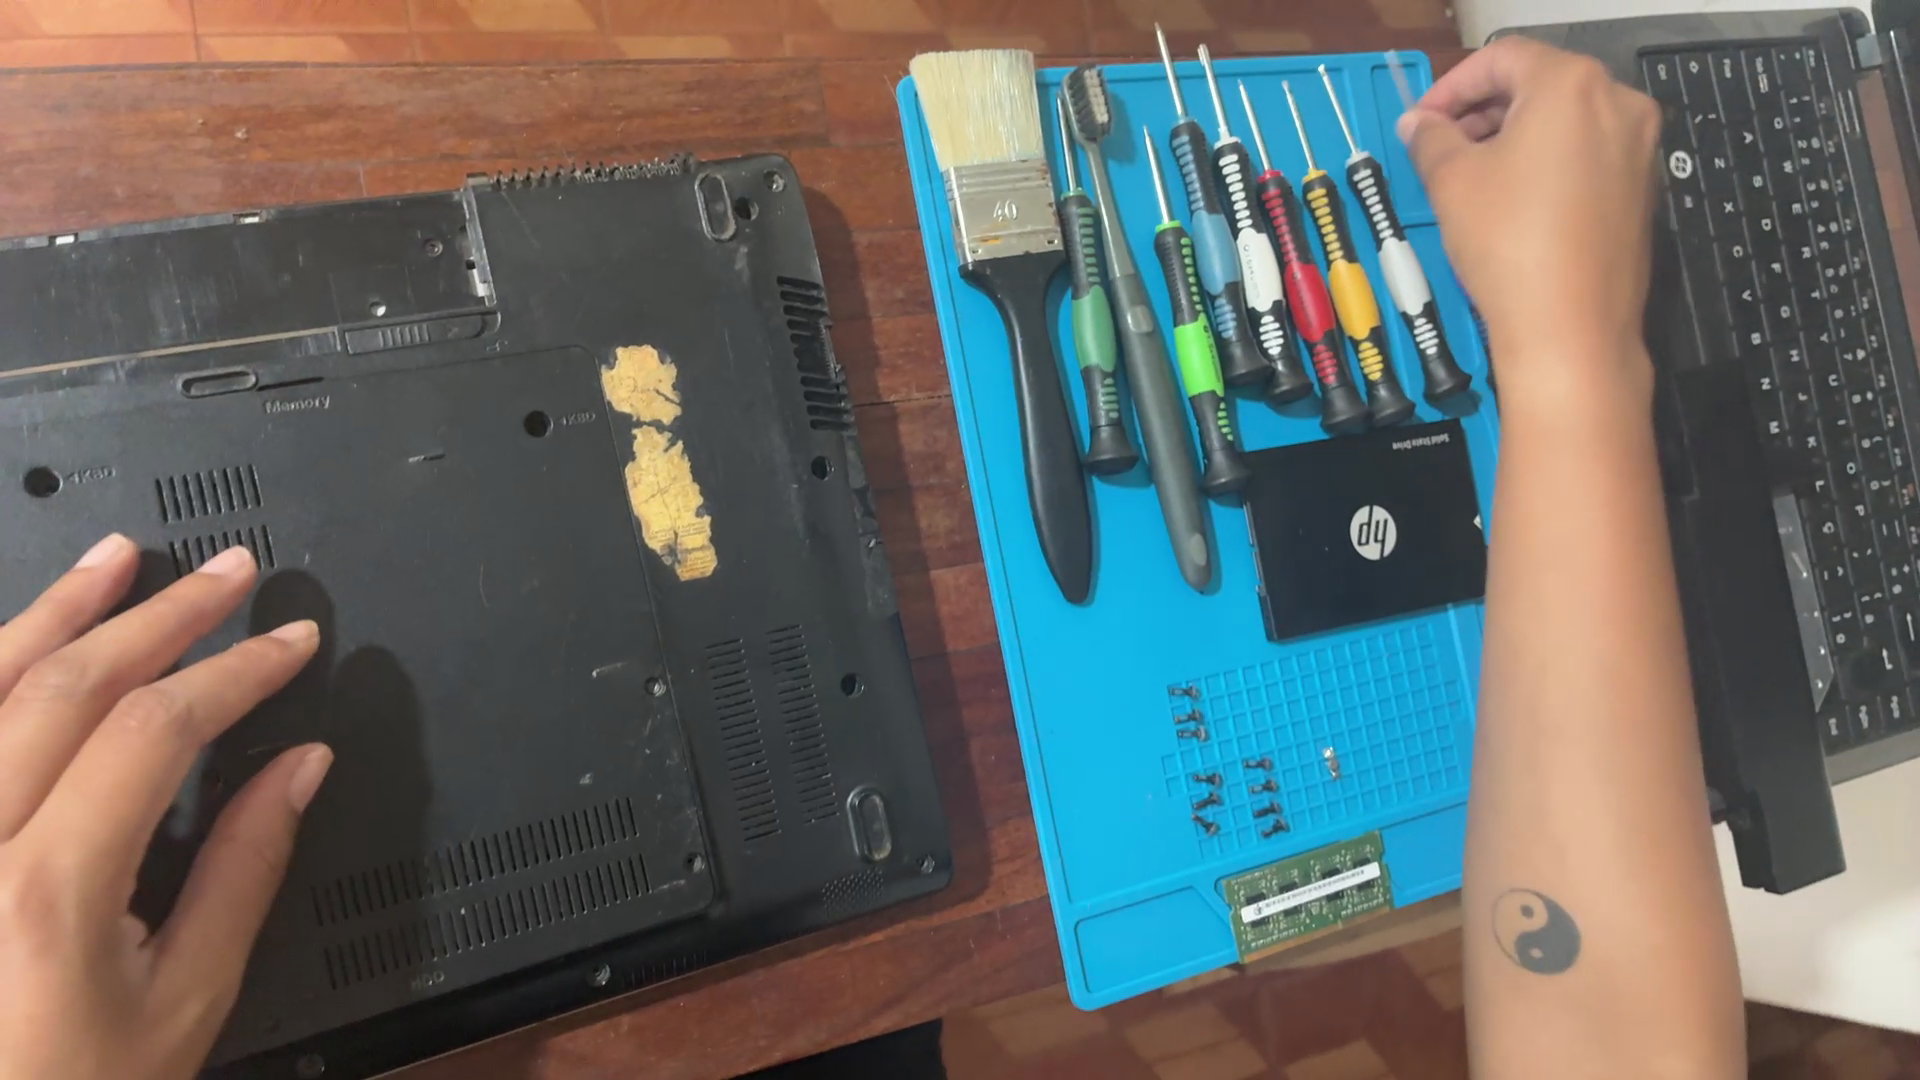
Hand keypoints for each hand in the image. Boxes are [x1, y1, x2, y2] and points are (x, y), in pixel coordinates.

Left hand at [0, 535, 329, 1079]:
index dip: (239, 668)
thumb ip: (246, 867)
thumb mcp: (184, 994)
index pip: (157, 728)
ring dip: (54, 614)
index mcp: (40, 895)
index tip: (294, 641)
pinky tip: (17, 638)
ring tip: (116, 560)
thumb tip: (301, 767)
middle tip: (227, 570)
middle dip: (161, 615)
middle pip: (60, 689)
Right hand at [1400, 37, 1662, 395]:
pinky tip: (1508, 204)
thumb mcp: (1451, 184)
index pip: (1503, 58)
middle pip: (1537, 84)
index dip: (1450, 85)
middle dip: (1479, 112)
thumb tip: (1419, 123)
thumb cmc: (1505, 240)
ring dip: (1508, 138)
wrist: (1568, 318)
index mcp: (1570, 85)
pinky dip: (1539, 163)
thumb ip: (1431, 141)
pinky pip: (1581, 154)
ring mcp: (1637, 142)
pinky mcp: (1638, 184)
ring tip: (1467, 181)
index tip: (1417, 123)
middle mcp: (1617, 99)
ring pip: (1561, 121)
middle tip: (1435, 152)